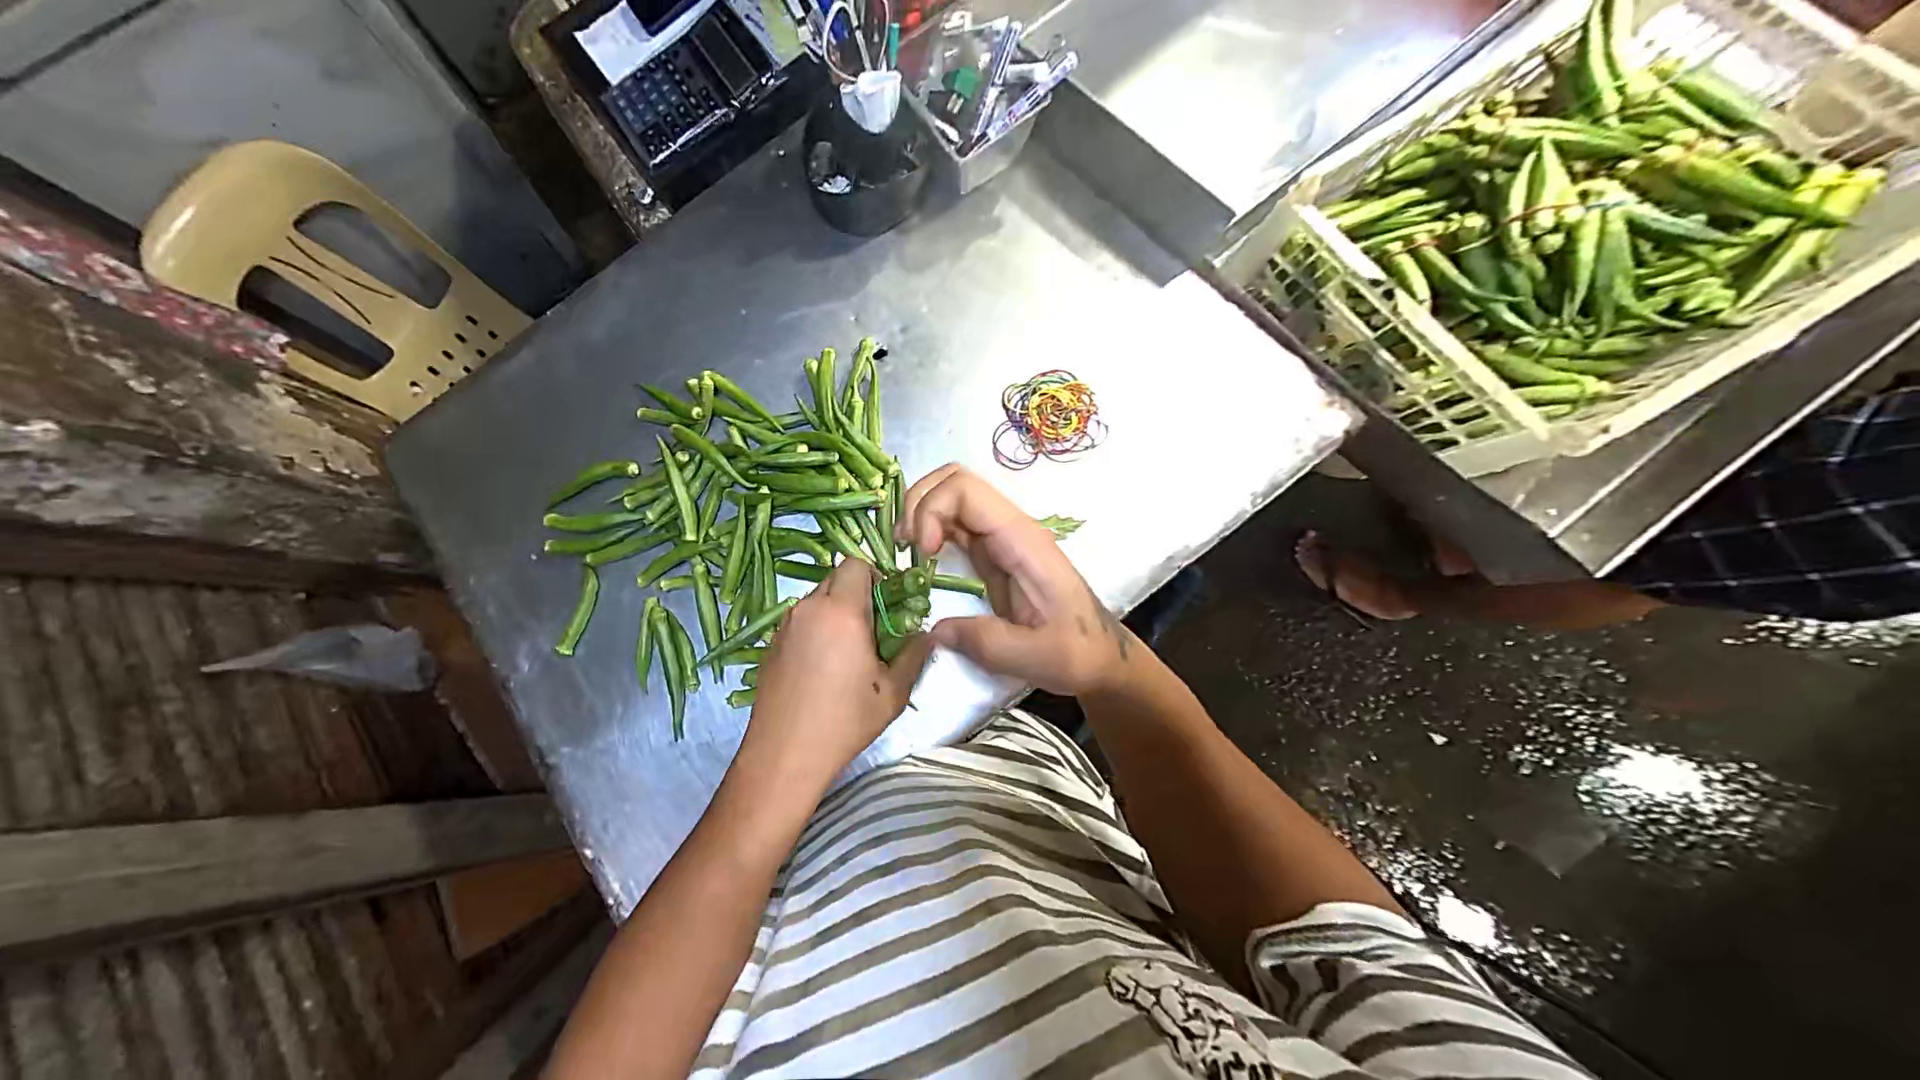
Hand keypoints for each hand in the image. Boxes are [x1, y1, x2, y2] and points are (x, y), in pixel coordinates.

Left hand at [742, 559, 934, 788]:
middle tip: (874, 630)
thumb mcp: (893, 692)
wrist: (784, 755)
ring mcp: (784, 626)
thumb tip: (926, 634)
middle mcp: (808, 609)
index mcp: (841, 612)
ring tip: (849, 652)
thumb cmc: (844, 722)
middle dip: (858, 594)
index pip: (857, 565)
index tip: (889, 607)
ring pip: (816, 600)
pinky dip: (816, 629)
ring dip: (836, 612)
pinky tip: (823, 667)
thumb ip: (914, 654)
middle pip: (836, 578)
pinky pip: (800, 621)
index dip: (877, 578)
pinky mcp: (771, 645)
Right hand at [899, 464, 1134, 695]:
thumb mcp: (1036, 656)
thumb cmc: (1077, 652)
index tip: (922, 552)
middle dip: (919, 504)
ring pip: (952, 498)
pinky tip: (920, 558)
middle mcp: (1009, 529)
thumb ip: (987, 642)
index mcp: (1022, 540)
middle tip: (904, 546)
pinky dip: (930, 530)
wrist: (1099, 656)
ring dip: (920, 514)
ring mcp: (1000, 539)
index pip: (966, 490)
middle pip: (955, 482)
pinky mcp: (992, 555)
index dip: (932, 509)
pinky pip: (955, 524)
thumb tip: (936, 630)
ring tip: (906, 550)